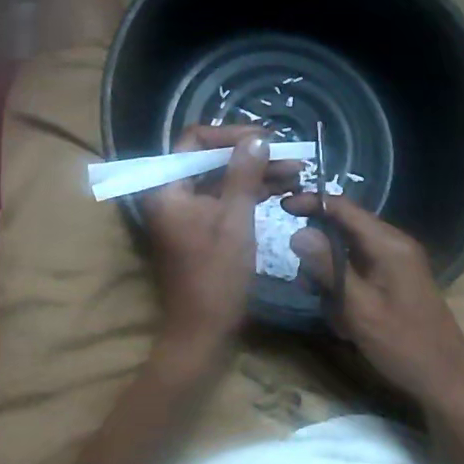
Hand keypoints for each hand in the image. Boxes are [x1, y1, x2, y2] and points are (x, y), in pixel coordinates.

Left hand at [141, 125, 299, 355]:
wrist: (203, 329)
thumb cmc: (216, 274)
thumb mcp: (234, 219)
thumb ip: (243, 174)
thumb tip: (257, 139)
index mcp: (167, 187)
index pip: (194, 140)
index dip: (230, 134)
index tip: (266, 136)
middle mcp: (171, 193)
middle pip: (210, 158)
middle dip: (250, 154)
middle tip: (289, 151)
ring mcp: (187, 210)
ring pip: (223, 178)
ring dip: (257, 172)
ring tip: (297, 169)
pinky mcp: (202, 225)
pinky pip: (226, 198)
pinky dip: (251, 192)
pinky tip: (284, 187)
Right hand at [284, 192, 463, 416]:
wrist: (446, 383)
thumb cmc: (402, 344)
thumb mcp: (358, 307)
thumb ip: (328, 267)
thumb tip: (298, 232)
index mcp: (389, 245)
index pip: (344, 208)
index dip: (312, 202)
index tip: (282, 207)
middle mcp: (394, 247)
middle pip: (342, 232)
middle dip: (319, 258)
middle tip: (306, 288)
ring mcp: (396, 266)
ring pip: (346, 257)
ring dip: (331, 282)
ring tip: (334, 315)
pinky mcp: (394, 284)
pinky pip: (358, 275)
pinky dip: (345, 294)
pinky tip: (346, 323)